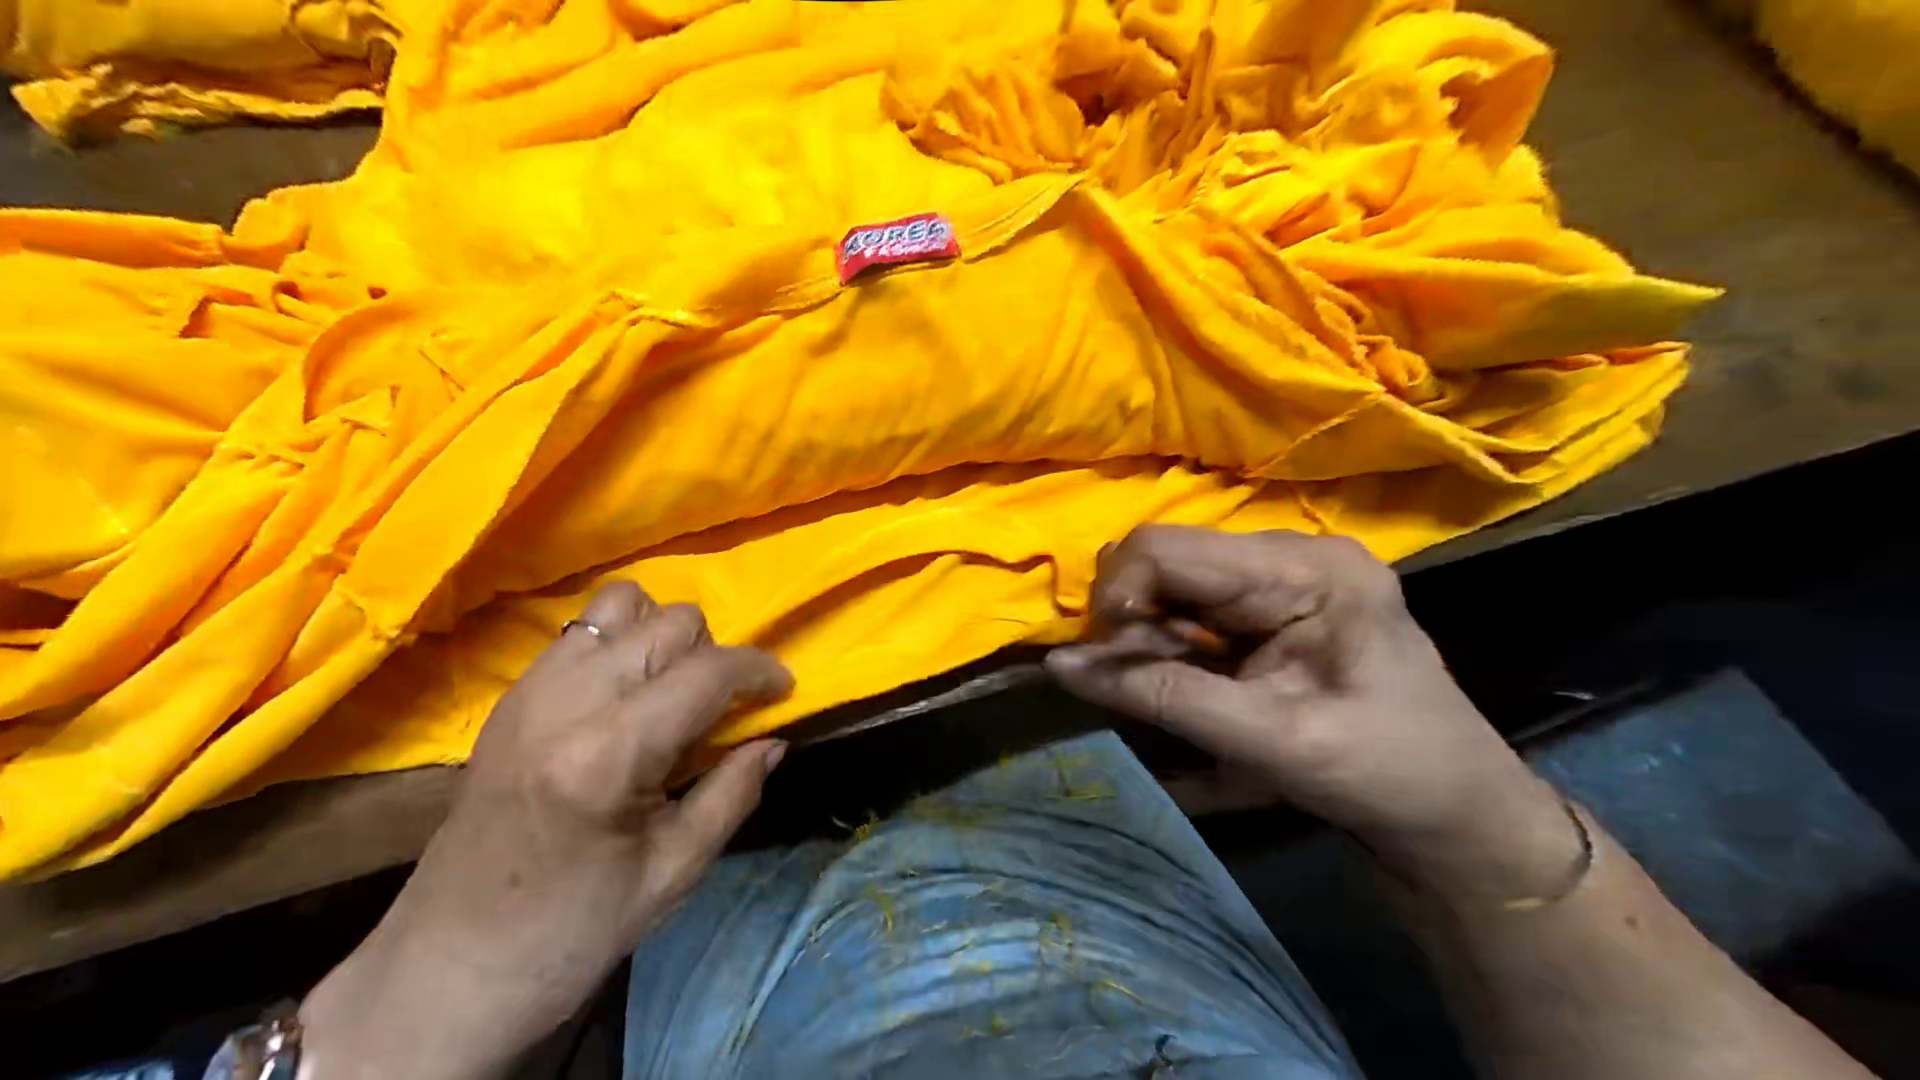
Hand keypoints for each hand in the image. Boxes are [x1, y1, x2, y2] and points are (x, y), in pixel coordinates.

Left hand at [301, 583, 790, 1079]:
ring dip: (665, 636)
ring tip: (671, 692)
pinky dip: (624, 640)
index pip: (706, 672)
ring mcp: (530, 690)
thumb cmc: (572, 932)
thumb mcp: (674, 872)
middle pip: (670, 622)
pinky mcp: (512, 694)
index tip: (782, 689)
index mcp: (606, 756)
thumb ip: (733, 792)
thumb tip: (774, 739)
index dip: (758, 671)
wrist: (447, 969)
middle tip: (719, 708)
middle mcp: (564, 702)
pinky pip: (585, 628)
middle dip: (713, 655)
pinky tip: (629, 695)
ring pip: (625, 604)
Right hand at [1047, 527, 1581, 902]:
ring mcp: (1278, 577)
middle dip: (1134, 623)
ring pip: (1167, 585)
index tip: (1108, 661)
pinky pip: (1188, 609)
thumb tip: (1060, 666)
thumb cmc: (1385, 773)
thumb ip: (1163, 697)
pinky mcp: (1268, 603)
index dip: (1118, 594)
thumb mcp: (1271, 740)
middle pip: (1163, 562)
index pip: (1168, 548)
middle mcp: (1288, 555)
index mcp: (1305, 570)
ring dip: (1148, 639)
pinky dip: (1169, 646)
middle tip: (1145, 687)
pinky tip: (1193, 683)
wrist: (1454, 810)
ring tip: (1178, 695)